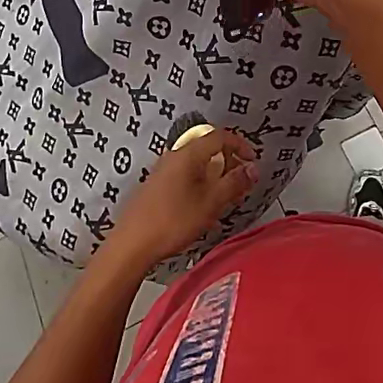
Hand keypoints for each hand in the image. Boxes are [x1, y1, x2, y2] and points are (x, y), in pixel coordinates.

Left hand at [106, 127, 258, 268]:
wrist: (130, 246)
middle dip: (229, 162)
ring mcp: (161, 171)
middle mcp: (173, 157)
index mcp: (188, 155)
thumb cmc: (171, 222)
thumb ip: (235, 182)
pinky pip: (184, 175)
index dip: (241, 146)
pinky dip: (200, 183)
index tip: (252, 162)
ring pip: (196, 163)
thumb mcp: (211, 202)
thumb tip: (252, 169)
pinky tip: (202, 206)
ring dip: (214, 174)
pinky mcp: (155, 187)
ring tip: (224, 196)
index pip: (220, 136)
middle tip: (241, 181)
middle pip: (208, 148)